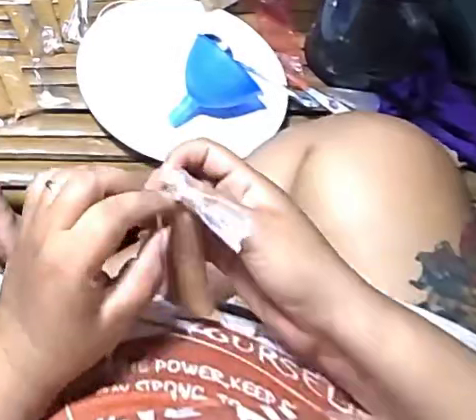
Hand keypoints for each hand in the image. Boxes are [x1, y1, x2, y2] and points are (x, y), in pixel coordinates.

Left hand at [0, 167, 175, 403]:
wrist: (15, 353)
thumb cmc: (69, 346)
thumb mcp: (117, 322)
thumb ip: (146, 276)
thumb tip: (165, 233)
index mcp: (71, 260)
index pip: (113, 211)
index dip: (147, 201)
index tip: (171, 203)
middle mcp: (48, 231)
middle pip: (88, 180)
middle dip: (123, 181)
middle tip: (148, 196)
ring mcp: (32, 222)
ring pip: (66, 175)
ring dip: (98, 176)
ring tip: (121, 194)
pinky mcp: (23, 220)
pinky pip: (45, 182)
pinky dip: (70, 178)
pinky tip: (87, 194)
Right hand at [152, 140, 366, 364]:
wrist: (329, 325)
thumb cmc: (299, 267)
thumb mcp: (254, 230)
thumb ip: (211, 203)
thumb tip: (169, 180)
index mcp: (246, 182)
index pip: (204, 152)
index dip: (179, 159)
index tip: (160, 186)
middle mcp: (234, 200)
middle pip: (192, 180)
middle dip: (168, 191)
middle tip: (146, 216)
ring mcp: (228, 231)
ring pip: (189, 212)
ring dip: (170, 219)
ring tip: (149, 236)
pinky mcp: (225, 260)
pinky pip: (194, 243)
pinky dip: (178, 244)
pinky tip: (162, 255)